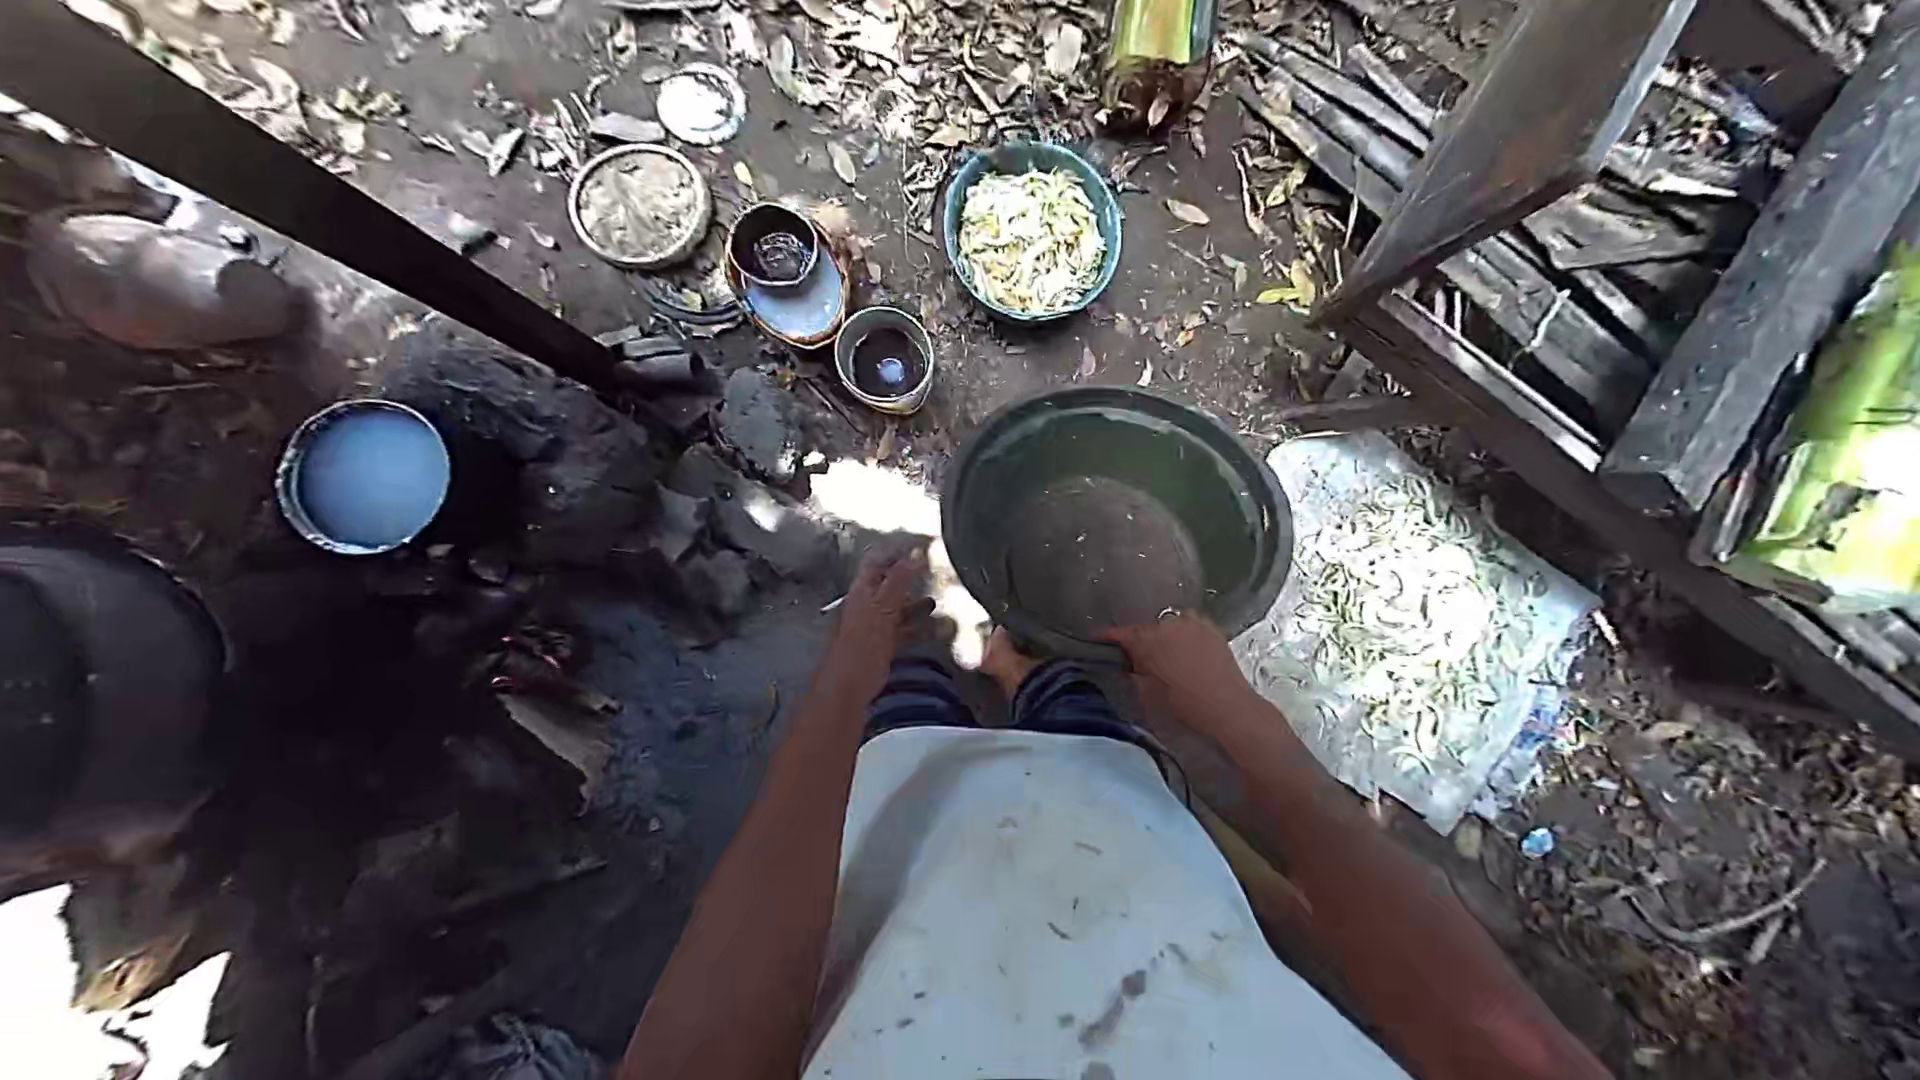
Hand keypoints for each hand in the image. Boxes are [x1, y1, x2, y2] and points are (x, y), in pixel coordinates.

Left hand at [821, 544, 927, 692]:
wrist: (849, 684)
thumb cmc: (863, 643)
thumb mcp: (883, 606)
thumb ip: (899, 580)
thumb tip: (916, 555)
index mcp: (862, 591)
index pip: (879, 563)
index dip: (898, 554)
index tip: (922, 548)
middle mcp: (867, 605)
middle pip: (890, 585)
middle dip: (911, 579)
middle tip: (935, 574)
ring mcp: (875, 626)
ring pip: (898, 608)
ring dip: (917, 604)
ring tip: (938, 600)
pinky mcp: (883, 645)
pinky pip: (904, 631)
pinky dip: (920, 628)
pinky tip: (937, 629)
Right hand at [1102, 613, 1257, 723]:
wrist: (1228, 708)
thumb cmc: (1184, 704)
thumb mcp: (1148, 693)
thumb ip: (1133, 673)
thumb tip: (1127, 664)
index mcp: (1148, 638)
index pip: (1121, 634)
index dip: (1107, 637)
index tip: (1097, 639)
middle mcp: (1169, 624)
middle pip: (1146, 628)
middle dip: (1140, 641)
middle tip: (1137, 658)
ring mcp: (1193, 623)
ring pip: (1169, 625)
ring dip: (1163, 636)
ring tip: (1165, 655)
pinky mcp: (1212, 629)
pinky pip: (1190, 626)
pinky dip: (1184, 635)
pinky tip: (1186, 650)